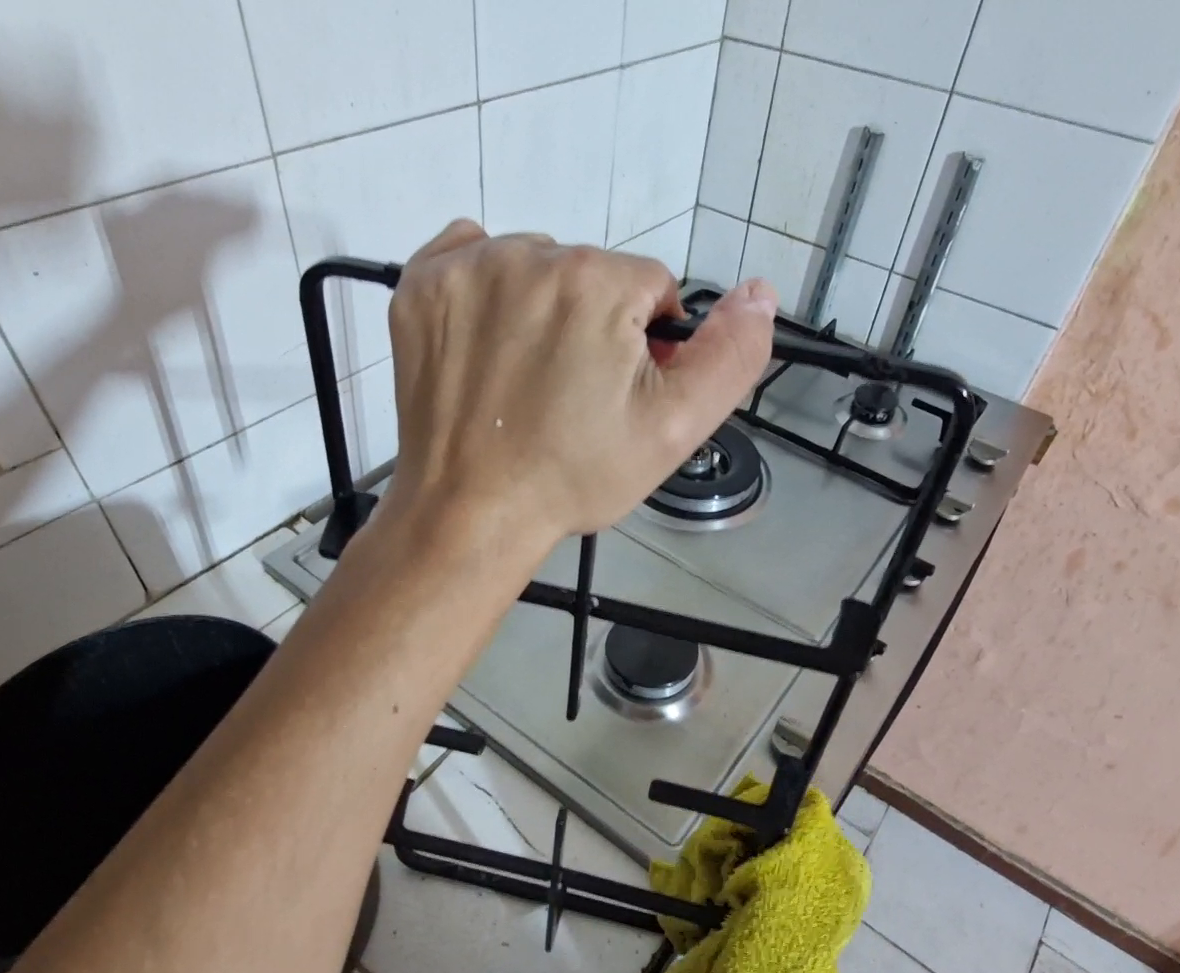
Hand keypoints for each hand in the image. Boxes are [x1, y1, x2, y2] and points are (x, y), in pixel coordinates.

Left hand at [376, 219, 777, 556]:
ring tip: (525, 380)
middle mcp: (529, 254)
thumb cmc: (573, 475)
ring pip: (535, 268)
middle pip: (592, 275)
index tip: (616, 393)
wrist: (469, 511)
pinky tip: (487, 345)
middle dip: (594, 324)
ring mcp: (467, 267)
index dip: (644, 345)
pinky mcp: (419, 285)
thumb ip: (730, 354)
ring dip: (540, 309)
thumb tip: (759, 293)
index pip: (650, 289)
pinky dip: (485, 292)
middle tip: (570, 396)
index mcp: (598, 280)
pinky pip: (472, 258)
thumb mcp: (674, 428)